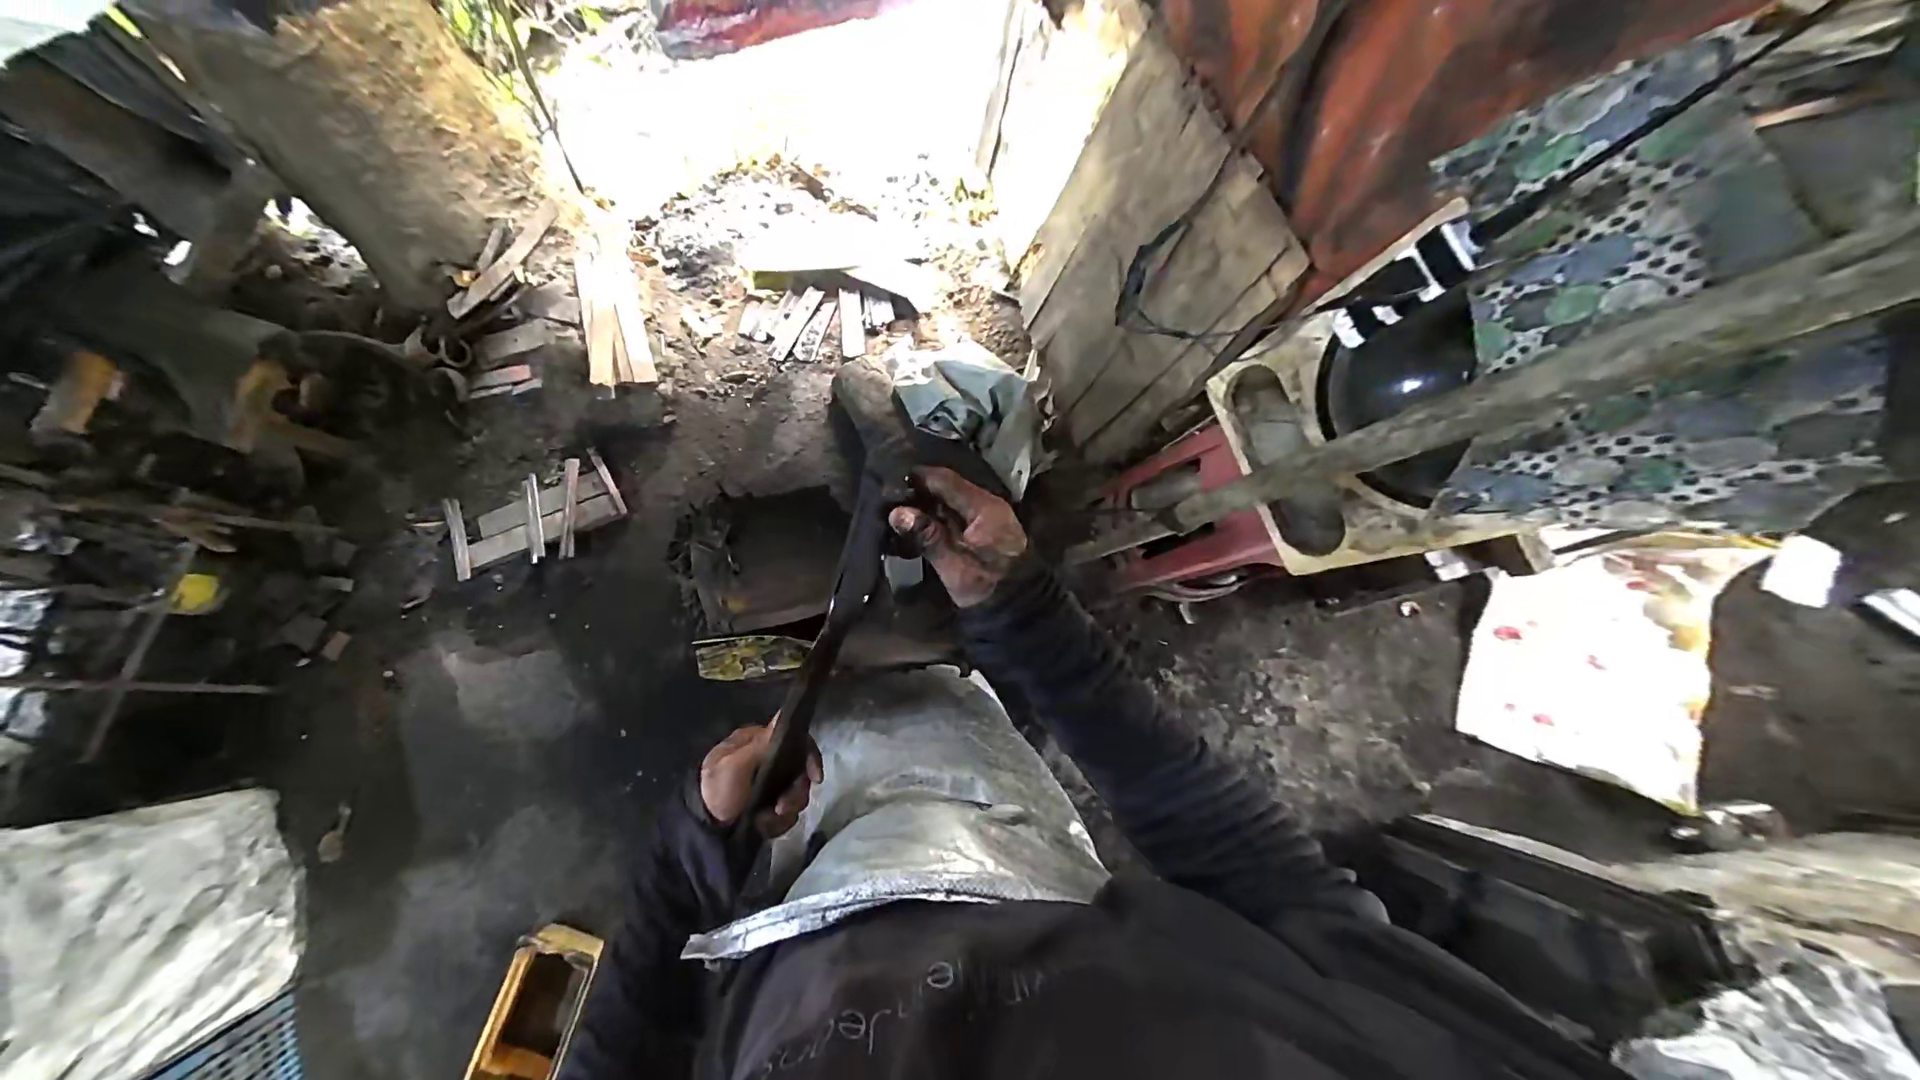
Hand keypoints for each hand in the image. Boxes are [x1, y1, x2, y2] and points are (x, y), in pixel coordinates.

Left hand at [698, 721, 821, 837]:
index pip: (794, 739)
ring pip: (796, 793)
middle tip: (781, 808)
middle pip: (799, 770)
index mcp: (757, 742)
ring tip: (768, 820)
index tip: (815, 778)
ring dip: (787, 810)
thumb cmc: (716, 791)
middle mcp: (766, 759)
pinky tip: (764, 826)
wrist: (702, 832)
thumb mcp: (735, 766)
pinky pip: (788, 812)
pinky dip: (780, 822)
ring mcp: (768, 784)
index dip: (809, 755)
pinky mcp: (768, 805)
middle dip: (795, 792)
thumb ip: (761, 744)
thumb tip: (784, 713)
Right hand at [888, 466, 1028, 606]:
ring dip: (927, 505)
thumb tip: (898, 513)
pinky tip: (917, 524)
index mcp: (983, 507)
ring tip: (898, 509)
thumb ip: (928, 536)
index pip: (947, 480)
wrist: (1017, 608)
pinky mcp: (983, 531)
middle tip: (890, 497)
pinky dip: (937, 517)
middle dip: (920, 492)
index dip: (919, 477)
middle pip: (948, 489)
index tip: (892, 478)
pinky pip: (956, 515)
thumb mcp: (954, 564)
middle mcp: (986, 505)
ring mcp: (985, 518)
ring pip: (951, 502)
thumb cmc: (986, 586)